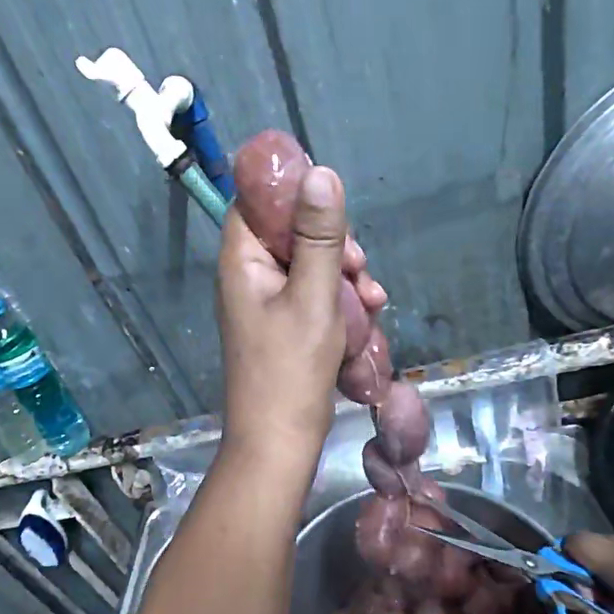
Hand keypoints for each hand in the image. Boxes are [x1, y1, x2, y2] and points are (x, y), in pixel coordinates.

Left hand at [217, 165, 350, 461]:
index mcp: (242, 261)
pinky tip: (367, 316)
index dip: (295, 199)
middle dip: (334, 246)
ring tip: (371, 302)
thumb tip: (320, 172)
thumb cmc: (292, 369)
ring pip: (312, 265)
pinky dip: (341, 301)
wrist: (280, 442)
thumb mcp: (314, 296)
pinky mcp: (286, 323)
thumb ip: (319, 236)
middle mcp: (250, 275)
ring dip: (345, 276)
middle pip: (293, 233)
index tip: (334, 214)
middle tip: (359, 269)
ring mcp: (268, 301)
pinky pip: (316, 294)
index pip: (258, 203)